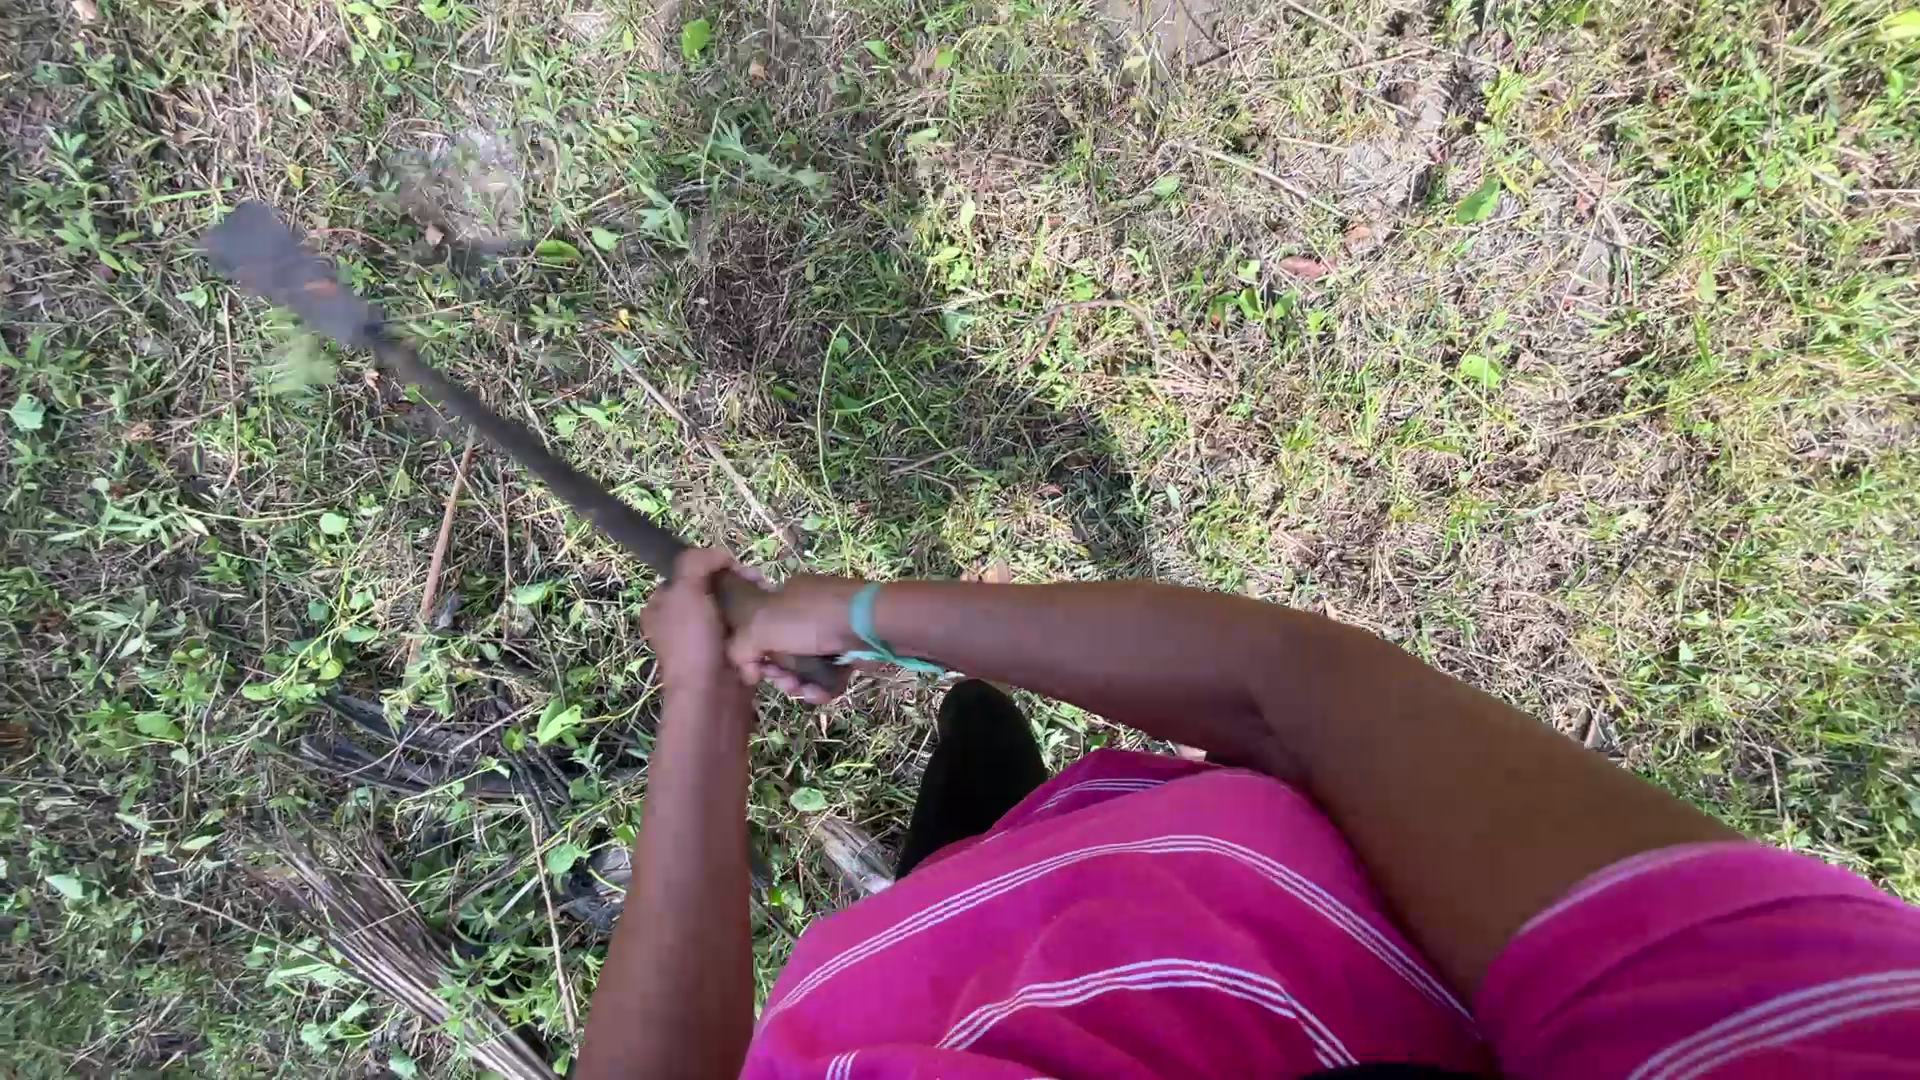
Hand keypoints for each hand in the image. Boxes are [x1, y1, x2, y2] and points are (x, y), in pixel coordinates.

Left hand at [641, 548, 758, 709]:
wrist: (713, 695)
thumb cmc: (693, 642)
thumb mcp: (685, 591)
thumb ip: (697, 562)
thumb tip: (721, 557)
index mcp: (661, 607)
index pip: (689, 572)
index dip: (713, 565)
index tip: (735, 567)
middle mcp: (682, 621)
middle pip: (715, 587)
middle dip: (739, 581)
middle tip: (758, 582)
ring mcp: (707, 637)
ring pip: (734, 605)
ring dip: (753, 600)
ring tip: (768, 597)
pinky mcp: (731, 651)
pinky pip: (747, 627)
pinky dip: (758, 622)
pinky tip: (768, 618)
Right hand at [725, 574, 865, 704]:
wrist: (870, 624)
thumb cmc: (813, 619)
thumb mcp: (763, 625)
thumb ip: (741, 647)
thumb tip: (746, 672)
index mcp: (786, 595)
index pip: (760, 626)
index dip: (755, 651)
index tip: (758, 669)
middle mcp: (807, 611)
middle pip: (781, 651)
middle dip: (779, 673)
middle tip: (785, 682)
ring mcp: (830, 631)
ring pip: (804, 667)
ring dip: (799, 685)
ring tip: (804, 690)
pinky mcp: (849, 651)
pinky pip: (827, 674)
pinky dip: (821, 687)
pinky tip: (820, 693)